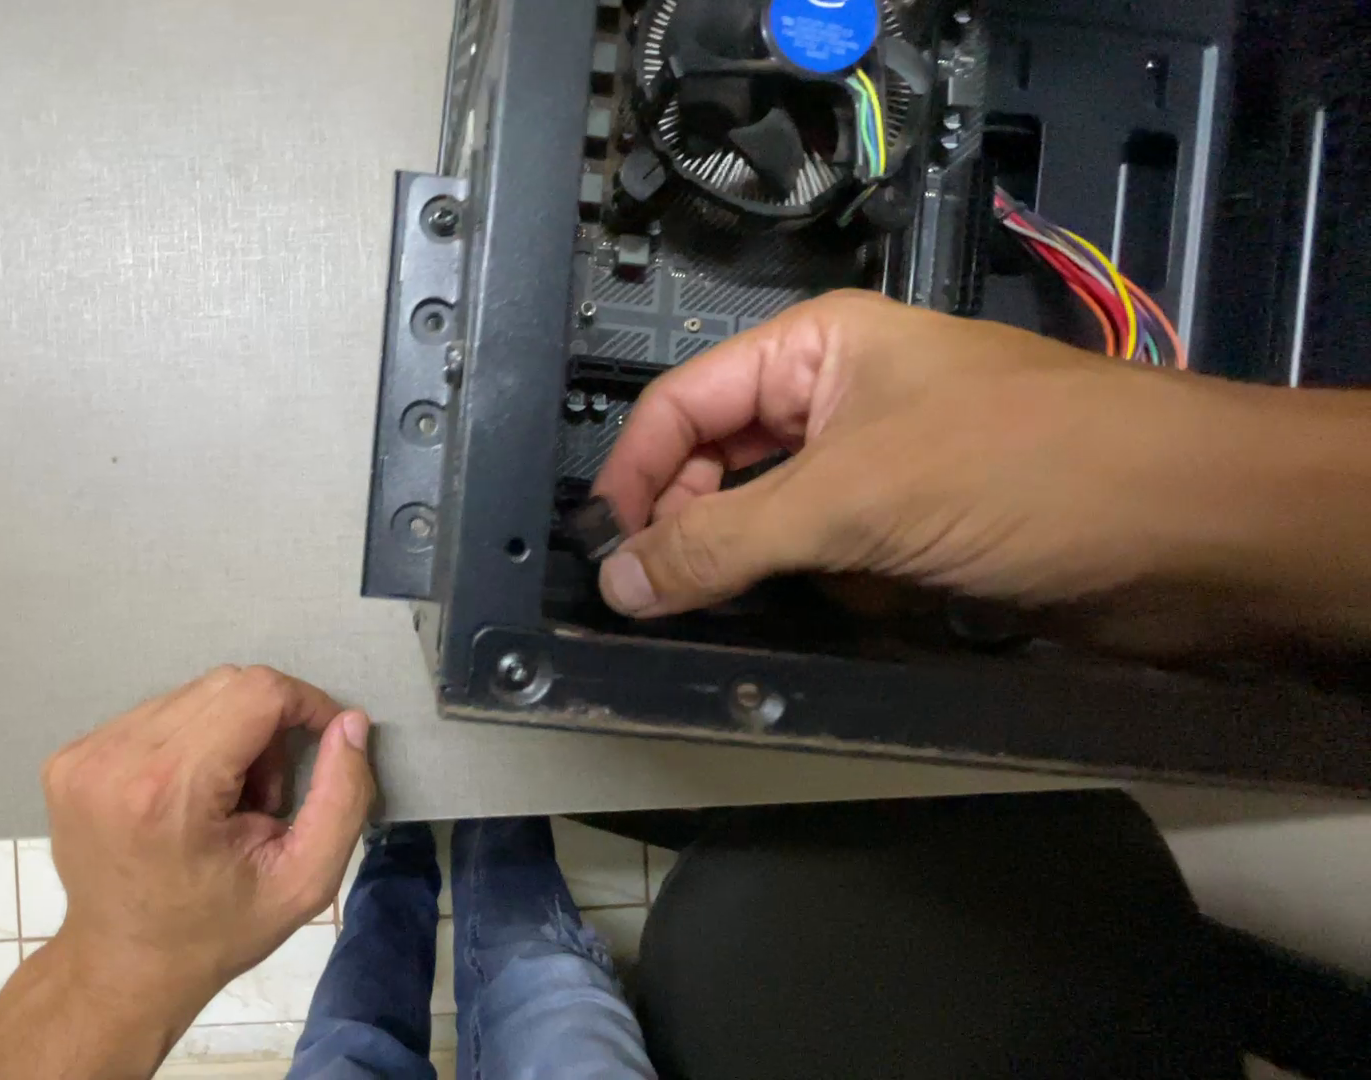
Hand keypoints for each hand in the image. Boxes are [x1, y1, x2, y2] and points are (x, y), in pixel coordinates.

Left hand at [43, 665, 372, 1034]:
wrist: (120, 970)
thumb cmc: (218, 931)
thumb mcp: (305, 880)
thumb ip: (343, 797)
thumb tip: (350, 721)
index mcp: (170, 789)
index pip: (257, 691)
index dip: (305, 703)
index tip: (325, 739)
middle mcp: (117, 757)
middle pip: (228, 685)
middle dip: (268, 724)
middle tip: (267, 792)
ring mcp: (86, 753)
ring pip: (195, 694)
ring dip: (230, 730)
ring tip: (227, 798)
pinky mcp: (70, 755)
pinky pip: (160, 711)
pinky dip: (192, 737)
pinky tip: (188, 793)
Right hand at [590, 290, 1370, 652]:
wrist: (1209, 539)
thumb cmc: (1029, 472)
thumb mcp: (849, 501)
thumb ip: (718, 545)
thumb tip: (617, 585)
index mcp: (808, 351)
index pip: (679, 407)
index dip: (633, 475)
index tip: (604, 547)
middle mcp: (823, 399)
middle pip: (708, 463)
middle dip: (686, 525)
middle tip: (656, 591)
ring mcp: (855, 464)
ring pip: (752, 514)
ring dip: (740, 561)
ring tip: (727, 601)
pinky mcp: (885, 523)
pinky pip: (801, 550)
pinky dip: (793, 582)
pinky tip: (815, 600)